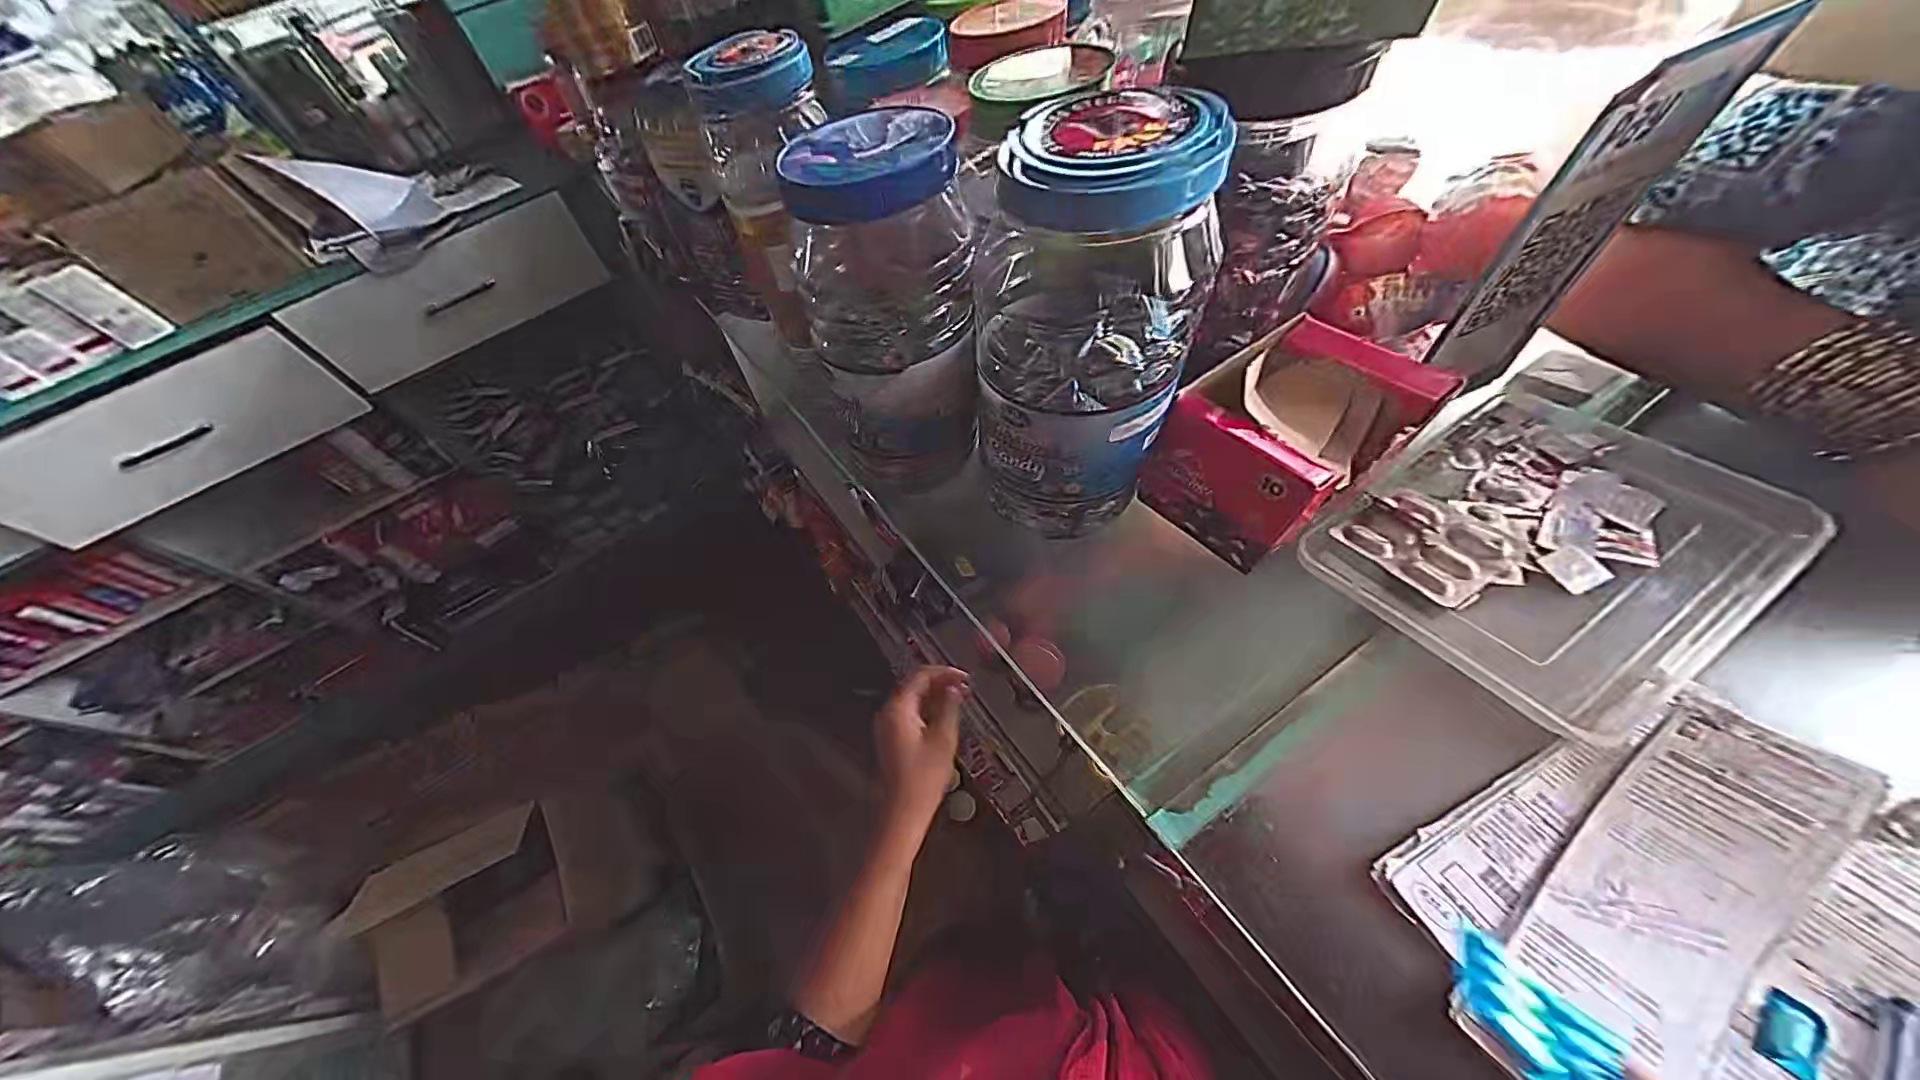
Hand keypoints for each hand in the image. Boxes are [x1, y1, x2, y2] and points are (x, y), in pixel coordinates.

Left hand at [873, 666, 967, 834]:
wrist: (903, 810)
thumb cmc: (921, 781)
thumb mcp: (944, 738)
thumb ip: (949, 707)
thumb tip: (953, 690)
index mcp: (897, 710)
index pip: (920, 676)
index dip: (944, 672)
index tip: (962, 676)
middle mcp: (887, 715)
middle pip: (914, 685)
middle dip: (940, 682)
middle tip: (962, 684)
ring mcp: (887, 726)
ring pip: (912, 698)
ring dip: (934, 695)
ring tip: (957, 697)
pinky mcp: (891, 738)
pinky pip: (909, 713)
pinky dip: (927, 708)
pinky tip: (943, 714)